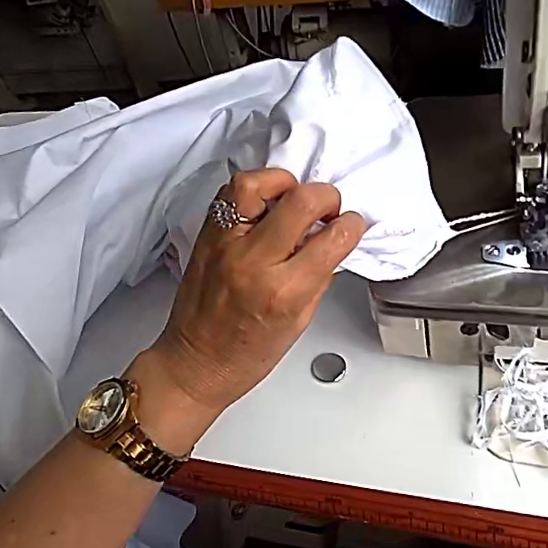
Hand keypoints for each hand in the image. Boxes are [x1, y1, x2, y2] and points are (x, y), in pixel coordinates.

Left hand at [127, 168, 364, 452]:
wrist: (196, 364)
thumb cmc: (245, 353)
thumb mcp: (301, 320)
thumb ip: (319, 275)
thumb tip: (333, 241)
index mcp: (284, 291)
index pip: (333, 238)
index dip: (351, 226)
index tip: (351, 226)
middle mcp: (253, 262)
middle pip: (302, 200)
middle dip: (326, 198)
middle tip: (328, 211)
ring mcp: (225, 244)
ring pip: (258, 183)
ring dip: (286, 185)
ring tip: (293, 201)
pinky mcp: (206, 235)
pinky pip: (230, 192)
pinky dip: (255, 189)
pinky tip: (267, 206)